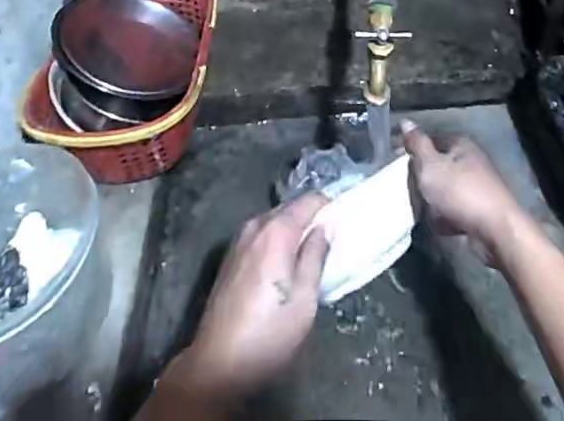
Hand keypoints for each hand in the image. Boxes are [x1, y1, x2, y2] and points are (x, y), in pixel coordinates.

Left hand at [171, 192, 329, 398]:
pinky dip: (275, 241)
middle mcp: (254, 226)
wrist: (220, 360)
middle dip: (310, 218)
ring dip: (292, 231)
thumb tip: (325, 226)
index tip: (343, 218)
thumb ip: (316, 255)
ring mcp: (238, 240)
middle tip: (330, 240)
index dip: (327, 206)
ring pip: (273, 222)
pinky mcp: (230, 256)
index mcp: (275, 231)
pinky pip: (260, 236)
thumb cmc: (270, 332)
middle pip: (288, 209)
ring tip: (310, 254)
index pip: (307, 202)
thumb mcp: (305, 298)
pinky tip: (284, 264)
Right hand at [401, 120, 524, 261]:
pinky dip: (445, 215)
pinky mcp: (482, 210)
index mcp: (461, 144)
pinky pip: (455, 208)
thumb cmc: (460, 192)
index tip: (396, 162)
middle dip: (422, 176)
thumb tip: (406, 122)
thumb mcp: (430, 165)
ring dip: (433, 198)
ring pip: (446, 187)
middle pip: (438, 164)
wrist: (497, 232)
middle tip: (405, 186)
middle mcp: (472, 161)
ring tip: (418, 207)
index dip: (412, 149)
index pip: (430, 139)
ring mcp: (479, 186)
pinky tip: (435, 223)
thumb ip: (416, 144)